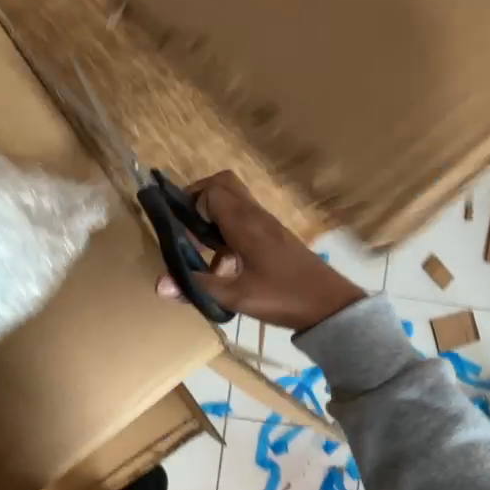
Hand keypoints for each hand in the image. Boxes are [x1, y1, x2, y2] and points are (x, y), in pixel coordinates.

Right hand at [155, 171, 367, 331]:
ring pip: (235, 201)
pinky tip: (221, 264)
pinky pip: (244, 220)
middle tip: (182, 224)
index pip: (211, 192)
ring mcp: (267, 225)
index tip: (179, 230)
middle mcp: (256, 216)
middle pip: (224, 184)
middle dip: (198, 197)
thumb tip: (159, 284)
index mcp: (246, 224)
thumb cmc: (283, 297)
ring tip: (197, 246)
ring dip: (213, 214)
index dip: (190, 205)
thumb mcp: (236, 296)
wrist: (329, 305)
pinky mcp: (274, 237)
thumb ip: (198, 286)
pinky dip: (226, 230)